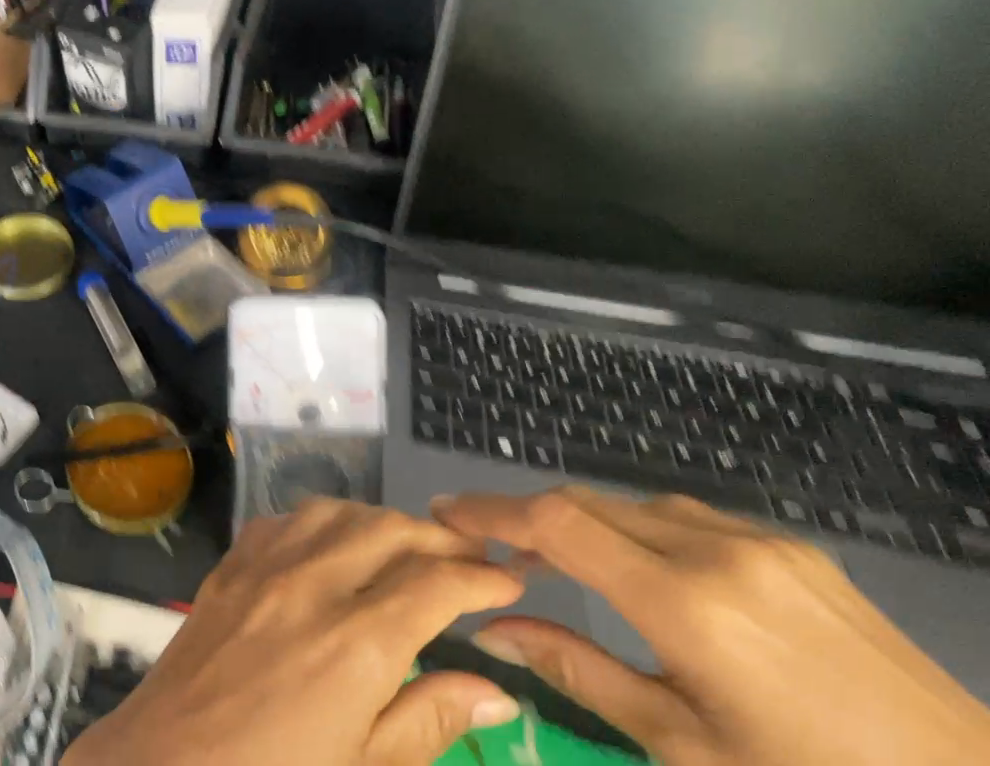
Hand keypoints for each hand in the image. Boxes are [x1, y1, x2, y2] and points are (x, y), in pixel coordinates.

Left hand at [63, 500, 524, 765]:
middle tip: (469, 559)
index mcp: (357, 643)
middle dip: (440, 537)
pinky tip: (332, 545)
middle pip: (389, 529)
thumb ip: (429, 719)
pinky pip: (284, 520)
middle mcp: (311, 586)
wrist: (166, 759)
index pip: (437, 582)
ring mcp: (263, 567)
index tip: (510, 580)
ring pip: (336, 511)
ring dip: (381, 520)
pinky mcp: (229, 565)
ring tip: (407, 547)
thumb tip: (497, 690)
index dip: (482, 575)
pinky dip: (323, 521)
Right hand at [433, 486, 989, 765]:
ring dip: (582, 521)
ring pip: (635, 503)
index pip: (558, 523)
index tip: (444, 514)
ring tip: (554, 561)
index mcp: (687, 605)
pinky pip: (689, 517)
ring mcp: (766, 543)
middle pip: (588, 501)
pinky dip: (637, 528)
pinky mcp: (798, 549)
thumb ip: (577, 672)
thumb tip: (491, 628)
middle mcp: (720, 551)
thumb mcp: (682, 746)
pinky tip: (639, 569)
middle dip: (526, 516)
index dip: (491, 511)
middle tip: (484, 546)